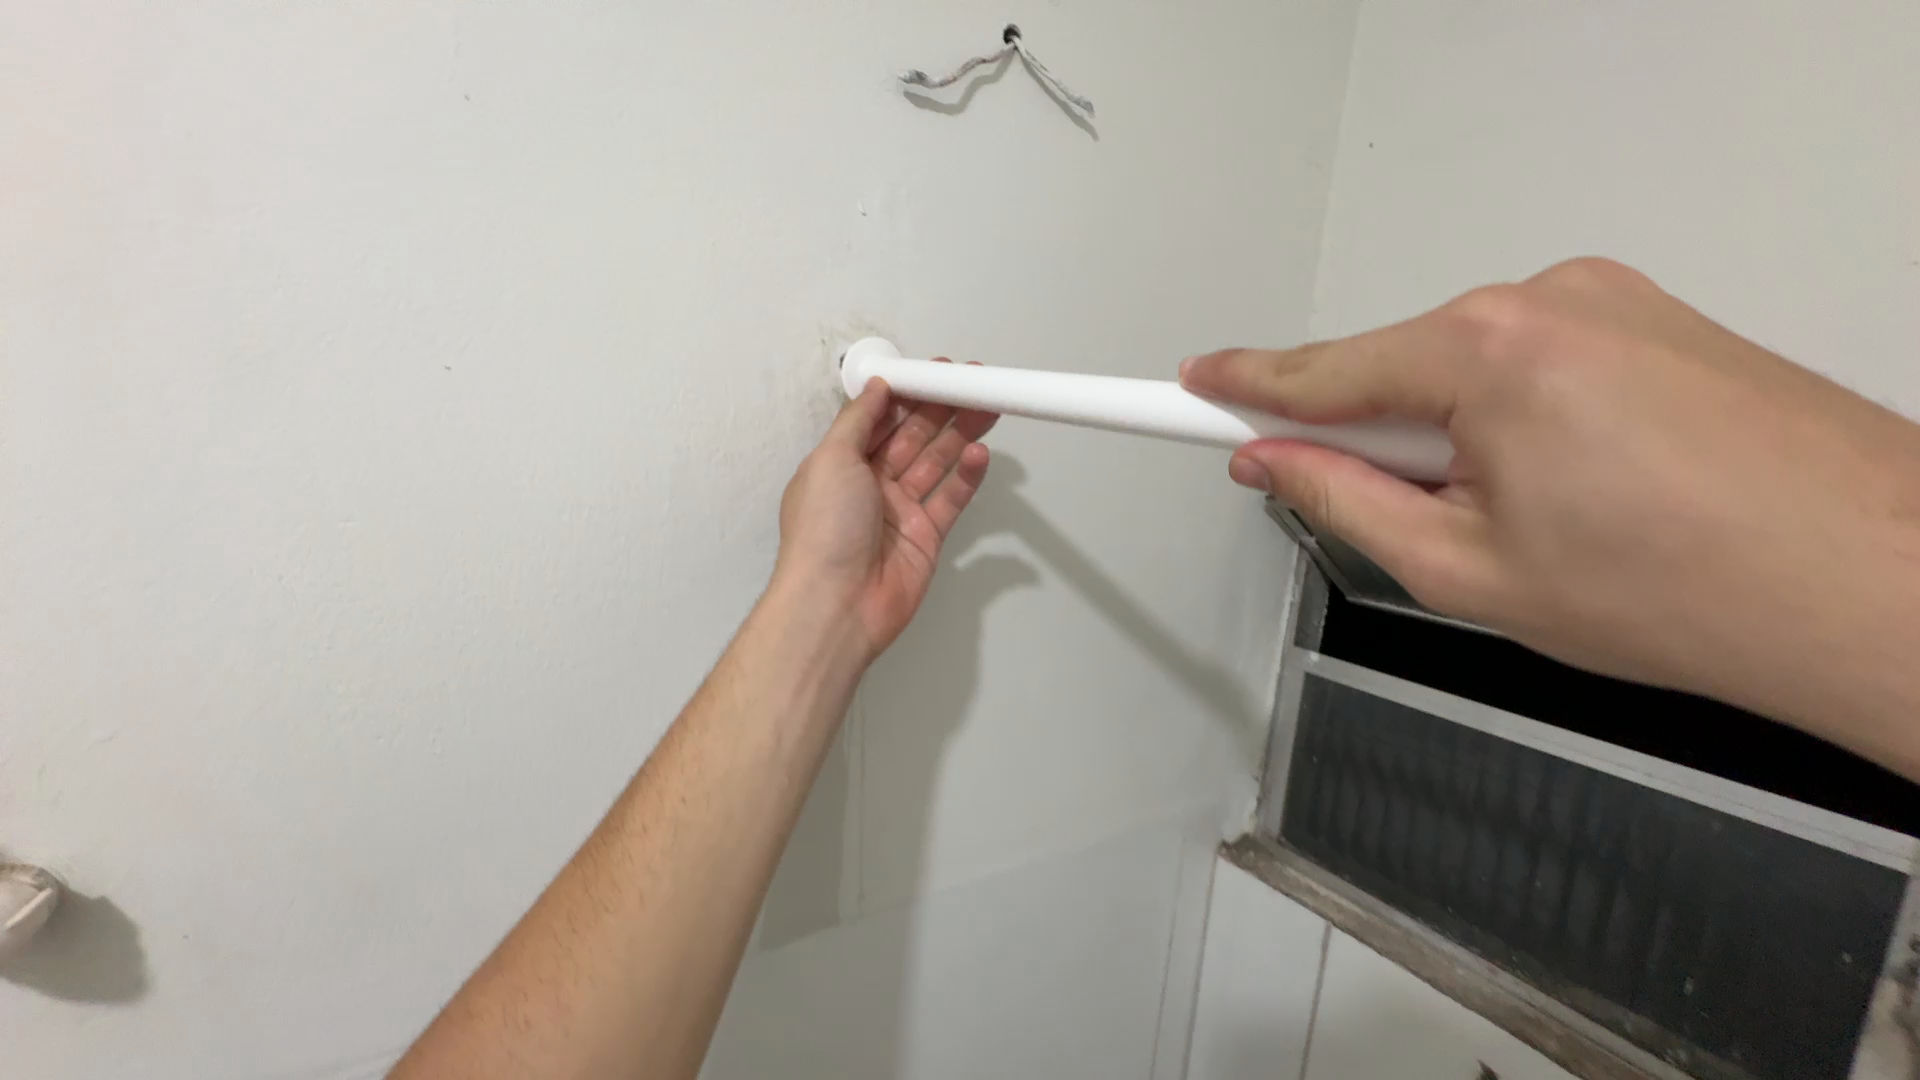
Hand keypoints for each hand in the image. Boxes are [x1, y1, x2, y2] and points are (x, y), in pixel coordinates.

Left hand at [773, 365, 998, 658]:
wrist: (837, 604)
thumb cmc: (824, 530)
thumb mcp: (830, 460)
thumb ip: (858, 420)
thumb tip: (877, 387)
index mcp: (842, 465)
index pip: (880, 420)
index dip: (908, 394)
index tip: (935, 372)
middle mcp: (871, 485)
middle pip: (913, 438)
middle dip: (942, 409)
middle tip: (973, 382)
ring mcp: (901, 511)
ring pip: (937, 463)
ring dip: (961, 434)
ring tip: (989, 407)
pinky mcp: (927, 536)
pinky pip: (950, 498)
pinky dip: (967, 476)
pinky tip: (981, 453)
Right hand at [1180, 258, 1919, 770]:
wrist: (1893, 596)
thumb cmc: (1689, 593)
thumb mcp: (1458, 567)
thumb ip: (1339, 501)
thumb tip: (1272, 463)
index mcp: (1489, 355)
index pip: (1309, 375)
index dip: (1226, 391)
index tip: (1168, 387)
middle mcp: (1543, 301)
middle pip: (1379, 367)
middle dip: (1359, 437)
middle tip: (1402, 511)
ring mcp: (1601, 300)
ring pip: (1445, 369)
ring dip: (1434, 437)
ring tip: (1508, 513)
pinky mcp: (1641, 318)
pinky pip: (1512, 360)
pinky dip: (1490, 417)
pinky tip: (1548, 481)